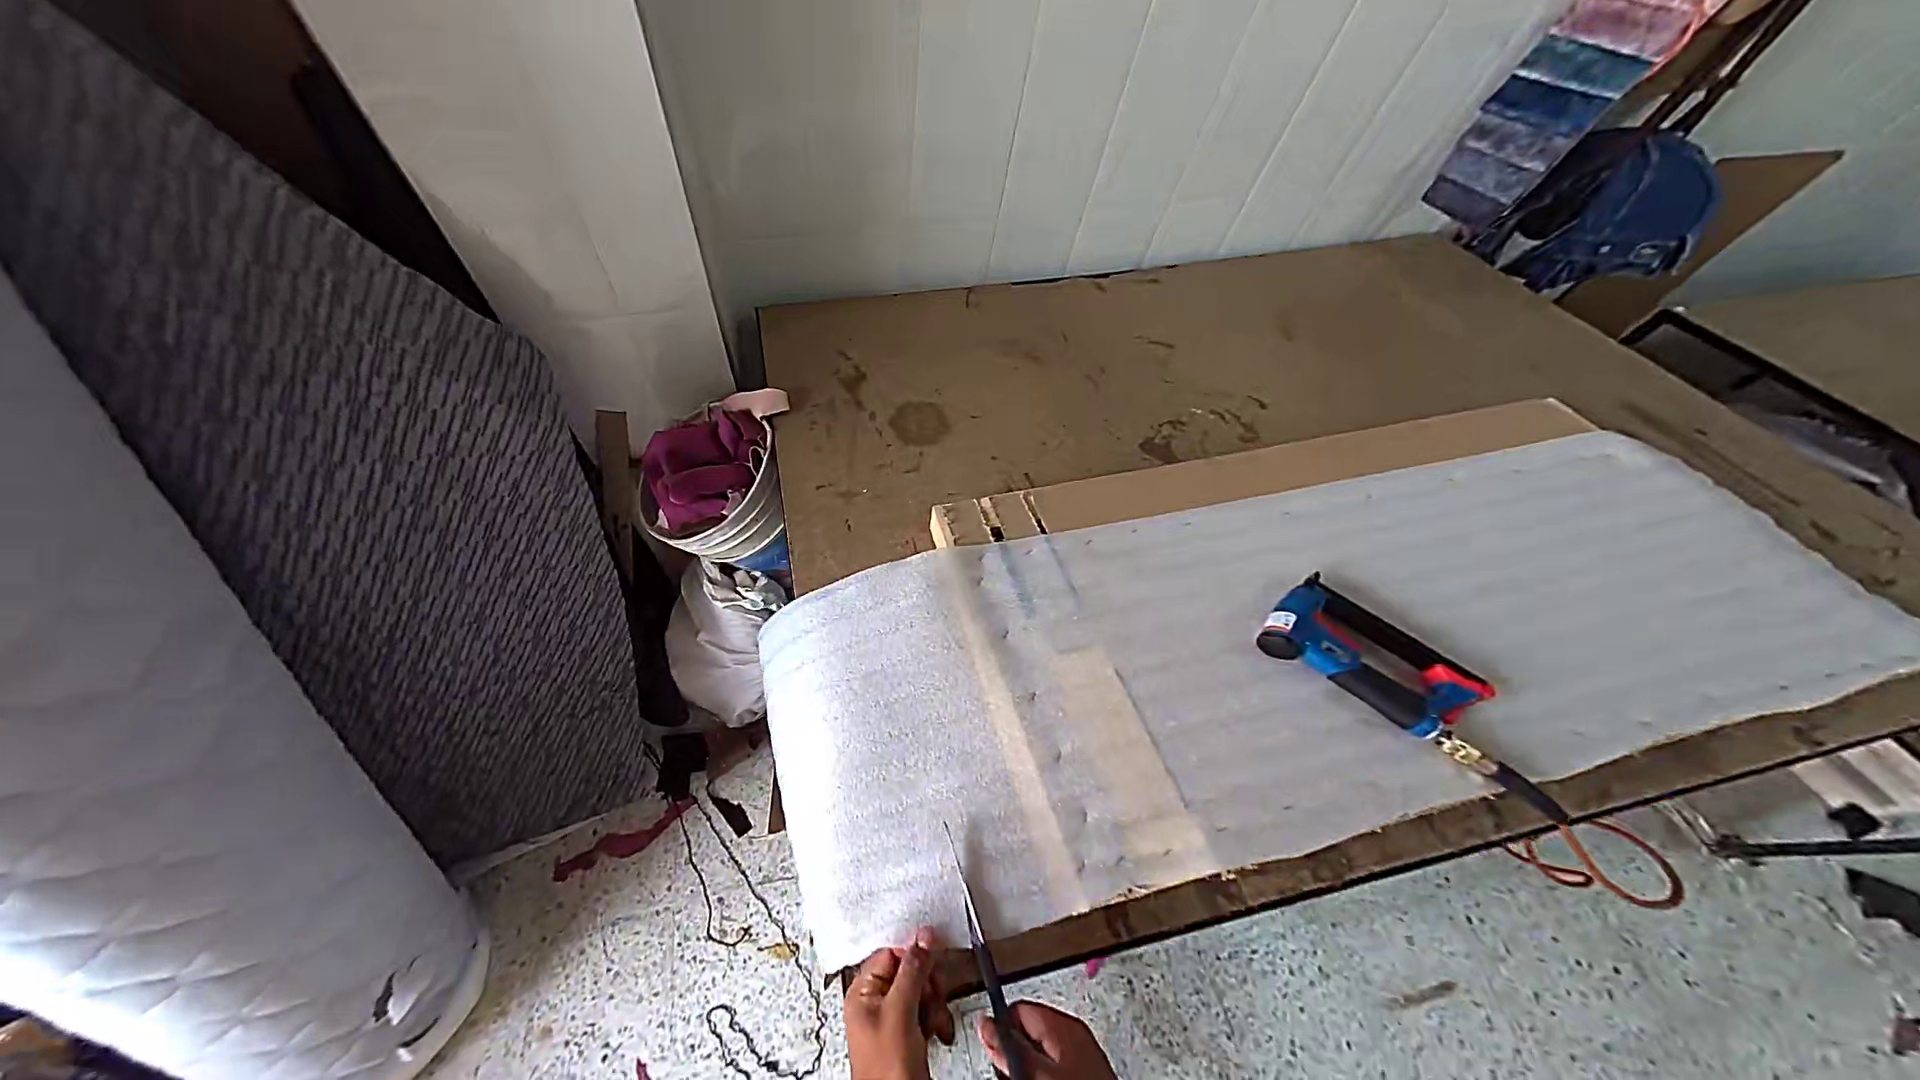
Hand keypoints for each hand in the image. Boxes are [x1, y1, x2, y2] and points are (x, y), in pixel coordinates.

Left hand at [845, 926, 955, 1079]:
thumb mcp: (900, 1012)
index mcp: (862, 992)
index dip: (912, 953)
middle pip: (909, 970)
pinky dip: (936, 1018)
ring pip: (921, 989)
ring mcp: (892, 1018)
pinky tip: (936, 1031)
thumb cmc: (886, 1072)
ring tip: (933, 1021)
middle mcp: (875, 1002)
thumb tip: (922, 938)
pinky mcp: (908, 1033)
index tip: (933, 953)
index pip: (890, 953)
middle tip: (932, 995)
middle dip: (927, 984)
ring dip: (934, 1003)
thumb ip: (912, 971)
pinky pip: (927, 1009)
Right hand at [978, 1002, 1117, 1079]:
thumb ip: (1010, 1046)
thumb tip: (985, 1023)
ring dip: (1027, 1064)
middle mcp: (1073, 1034)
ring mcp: (1081, 1055)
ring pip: (1040, 1050)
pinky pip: (1053, 1065)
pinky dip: (1041, 1072)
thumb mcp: (1037, 1071)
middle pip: (1029, 1029)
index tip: (993, 1049)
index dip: (1002, 1027)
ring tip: (1026, 1076)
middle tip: (1011, 1071)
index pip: (1019, 1008)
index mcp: (1064, 1024)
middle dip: (1015, 1049)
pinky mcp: (1084, 1072)